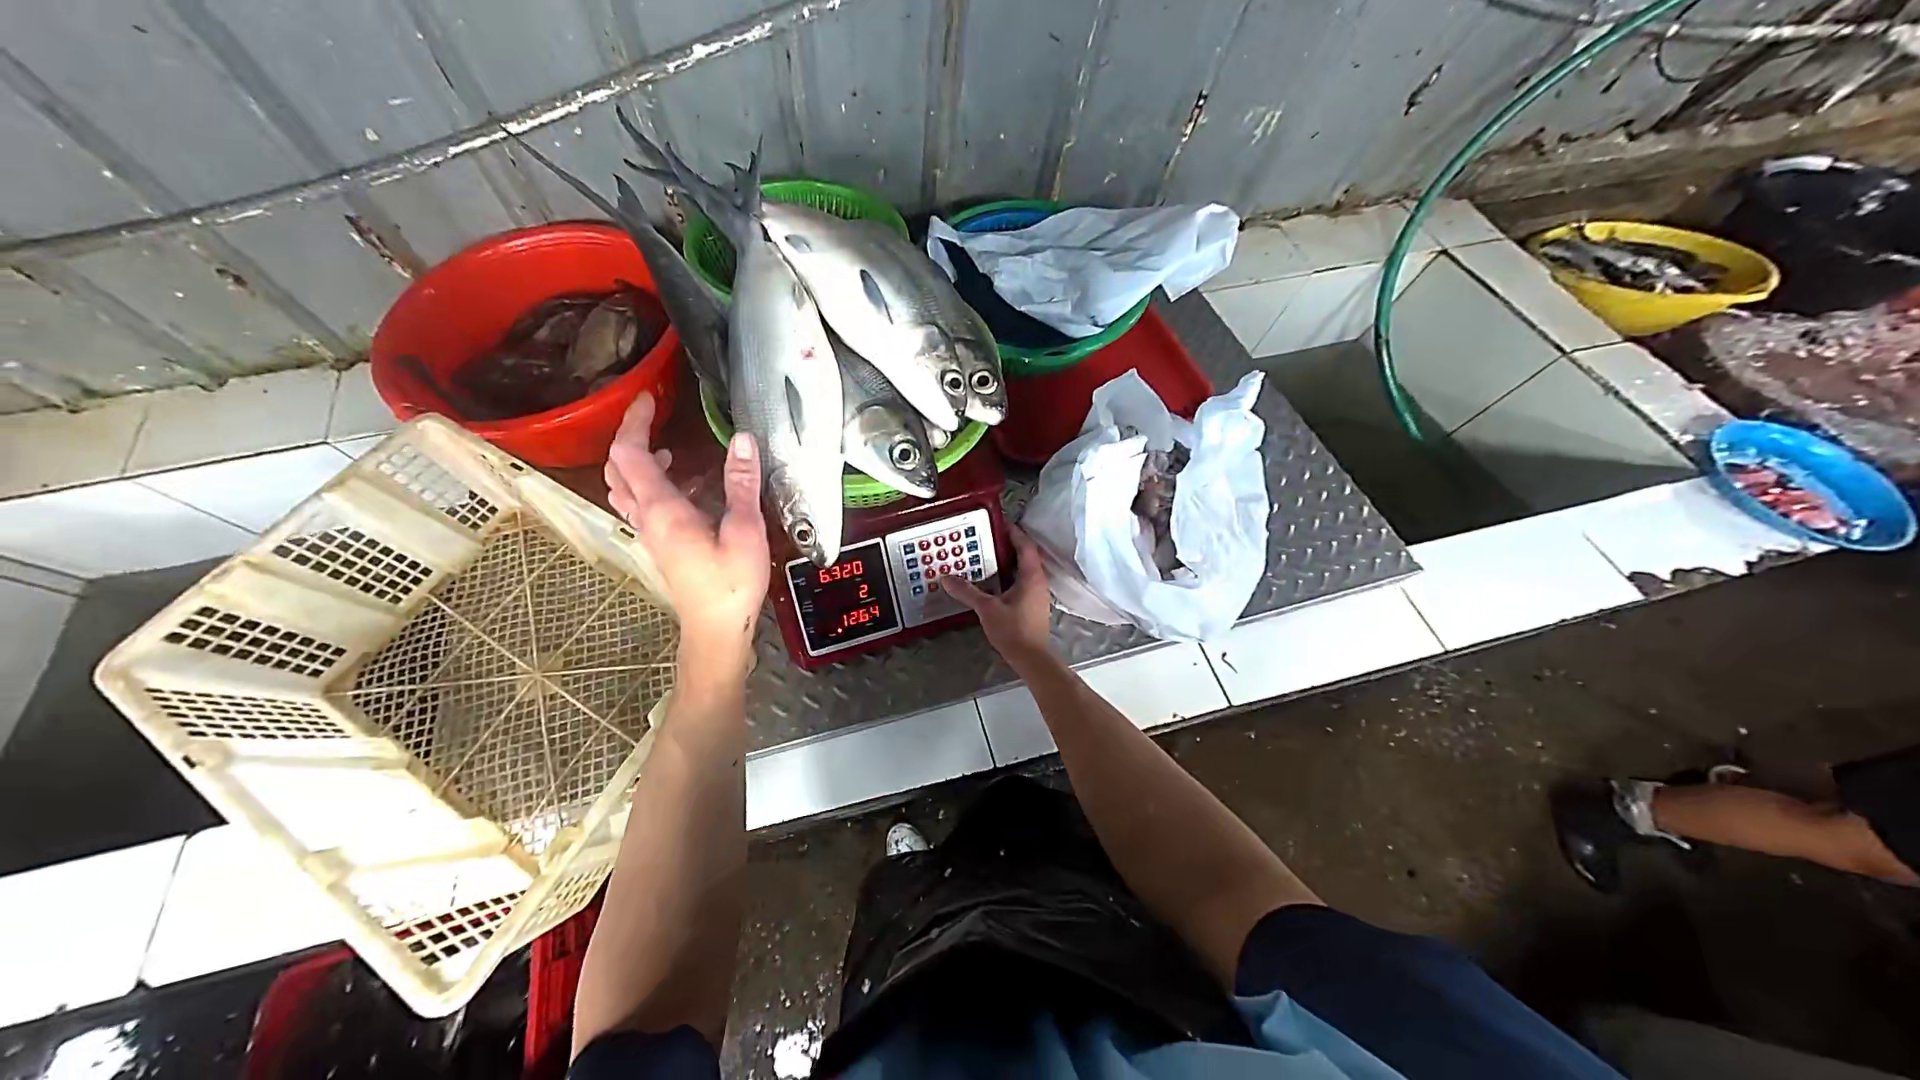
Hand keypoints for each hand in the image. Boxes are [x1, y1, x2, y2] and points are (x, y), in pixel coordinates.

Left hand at [604, 393, 768, 682]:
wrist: (716, 628)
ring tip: (671, 449)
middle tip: (655, 418)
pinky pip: (641, 503)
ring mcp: (650, 532)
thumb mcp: (744, 530)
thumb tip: (743, 440)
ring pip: (625, 487)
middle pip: (619, 468)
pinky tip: (685, 486)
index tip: (649, 399)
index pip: (630, 454)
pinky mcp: (660, 544)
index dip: (634, 422)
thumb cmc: (731, 583)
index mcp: (663, 510)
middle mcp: (647, 517)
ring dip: (638, 462)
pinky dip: (652, 483)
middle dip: (631, 437)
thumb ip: (741, 484)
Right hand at [936, 525, 1054, 672]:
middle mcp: (1038, 581)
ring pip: (1024, 569)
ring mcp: (1038, 594)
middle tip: (988, 538)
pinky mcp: (1033, 605)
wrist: (1031, 658)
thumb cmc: (1013, 630)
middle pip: (1026, 555)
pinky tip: (994, 580)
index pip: (1025, 545)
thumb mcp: (987, 608)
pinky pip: (1023, 582)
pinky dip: (1010, 575)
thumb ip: (967, 591)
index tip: (999, 523)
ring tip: (988, 556)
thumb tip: (947, 578)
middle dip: (1009, 545)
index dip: (1013, 532)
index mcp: (1031, 576)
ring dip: (1009, 561)